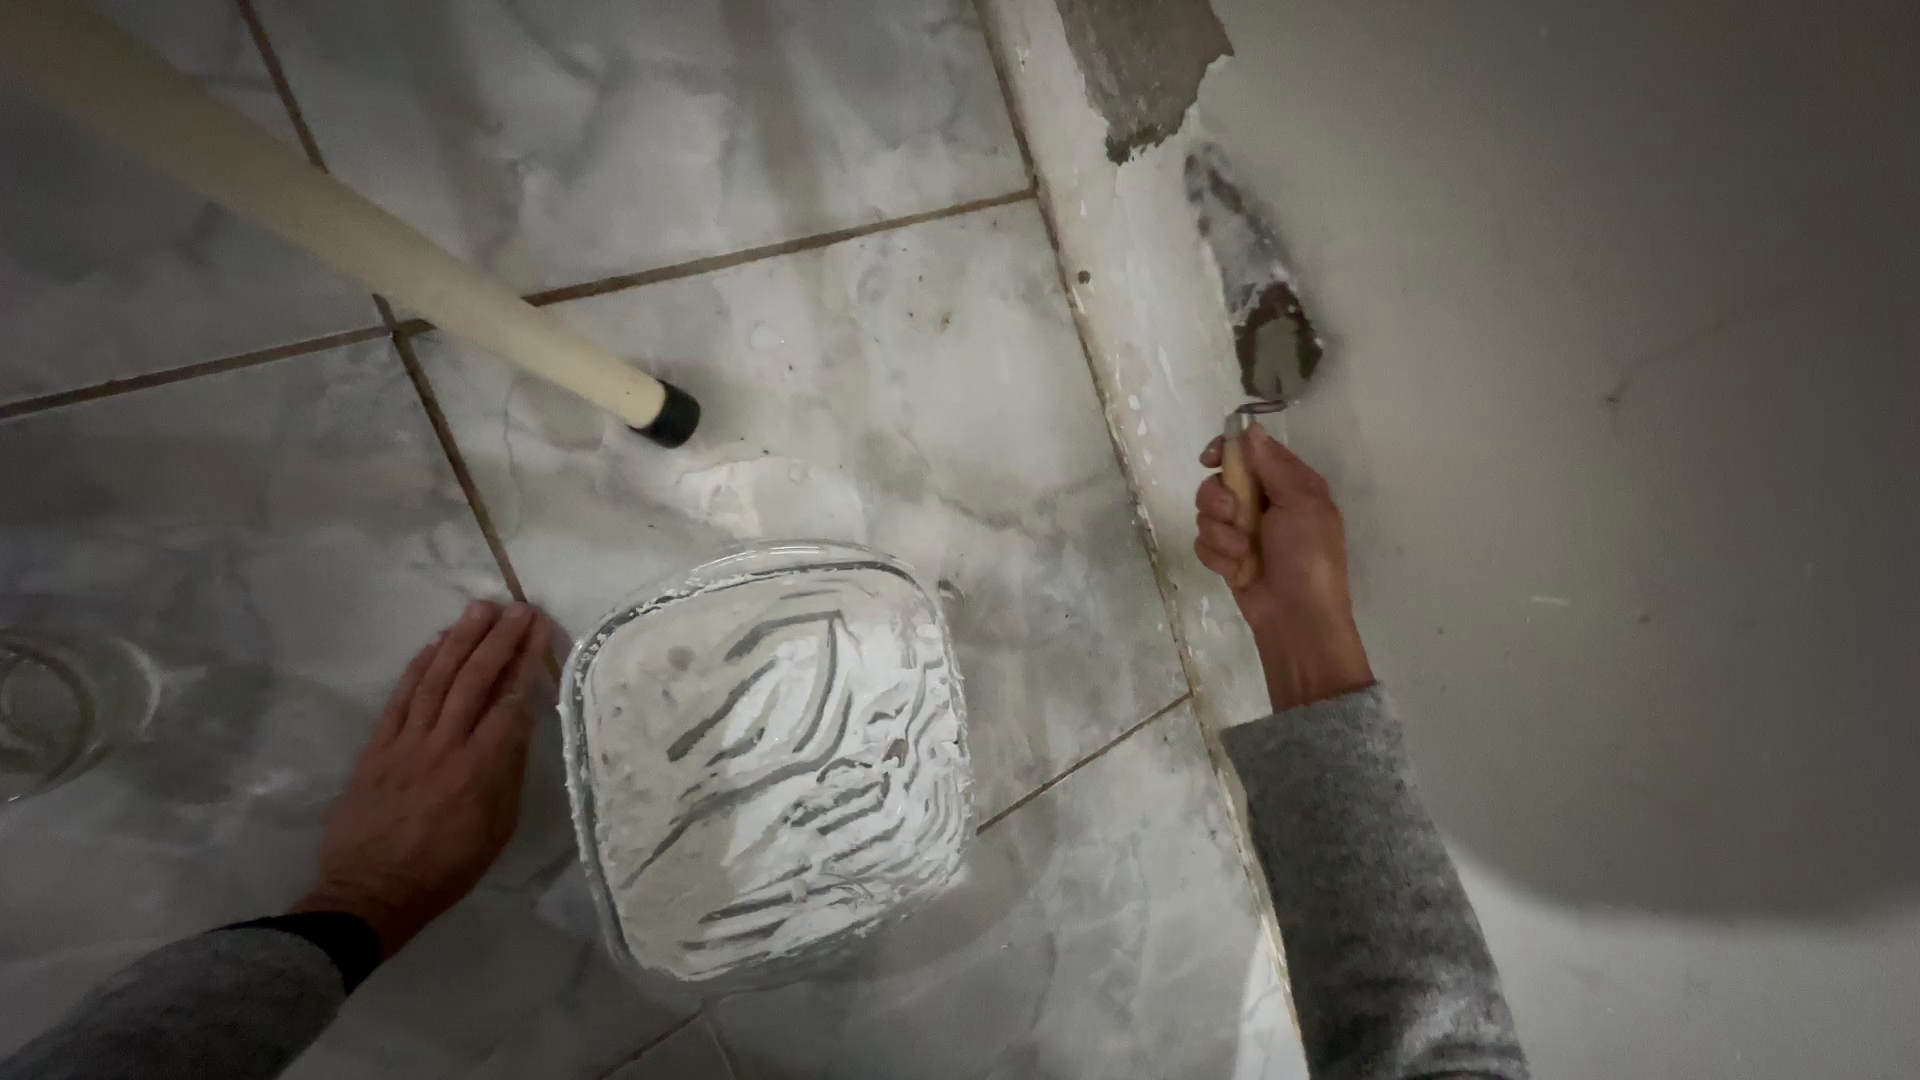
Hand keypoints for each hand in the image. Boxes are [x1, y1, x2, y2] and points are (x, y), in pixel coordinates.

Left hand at [290, 600, 552, 955]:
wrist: (370, 895)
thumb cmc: (450, 865)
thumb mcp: (499, 824)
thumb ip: (509, 769)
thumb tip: (520, 722)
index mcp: (482, 768)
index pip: (511, 701)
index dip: (527, 662)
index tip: (541, 631)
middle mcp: (445, 746)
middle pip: (475, 681)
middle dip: (500, 640)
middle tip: (519, 608)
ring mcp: (406, 744)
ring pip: (437, 680)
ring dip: (461, 640)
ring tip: (480, 609)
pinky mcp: (376, 749)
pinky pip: (400, 699)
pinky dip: (419, 667)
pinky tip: (435, 643)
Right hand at [1195, 425, 1373, 711]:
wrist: (1296, 617)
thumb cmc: (1309, 558)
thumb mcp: (1302, 504)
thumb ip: (1273, 465)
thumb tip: (1250, 428)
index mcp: (1289, 484)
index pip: (1250, 451)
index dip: (1226, 450)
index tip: (1210, 459)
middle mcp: (1263, 502)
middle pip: (1218, 481)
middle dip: (1219, 499)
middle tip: (1235, 516)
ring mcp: (1242, 530)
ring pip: (1205, 512)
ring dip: (1220, 534)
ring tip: (1242, 554)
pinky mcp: (1225, 555)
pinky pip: (1203, 542)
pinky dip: (1217, 556)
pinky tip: (1237, 570)